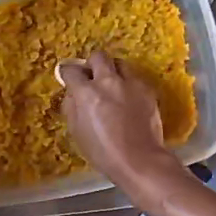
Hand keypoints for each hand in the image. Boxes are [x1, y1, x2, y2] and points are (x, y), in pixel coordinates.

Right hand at [59, 51, 178, 185]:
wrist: (139, 159)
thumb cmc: (102, 151)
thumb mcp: (76, 130)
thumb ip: (72, 106)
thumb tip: (72, 93)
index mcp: (86, 92)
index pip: (71, 70)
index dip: (67, 73)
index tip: (67, 76)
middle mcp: (108, 81)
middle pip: (98, 56)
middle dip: (92, 64)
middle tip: (91, 76)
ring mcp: (131, 84)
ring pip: (120, 63)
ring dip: (113, 71)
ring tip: (112, 86)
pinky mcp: (148, 90)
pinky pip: (134, 79)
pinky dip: (128, 85)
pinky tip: (128, 99)